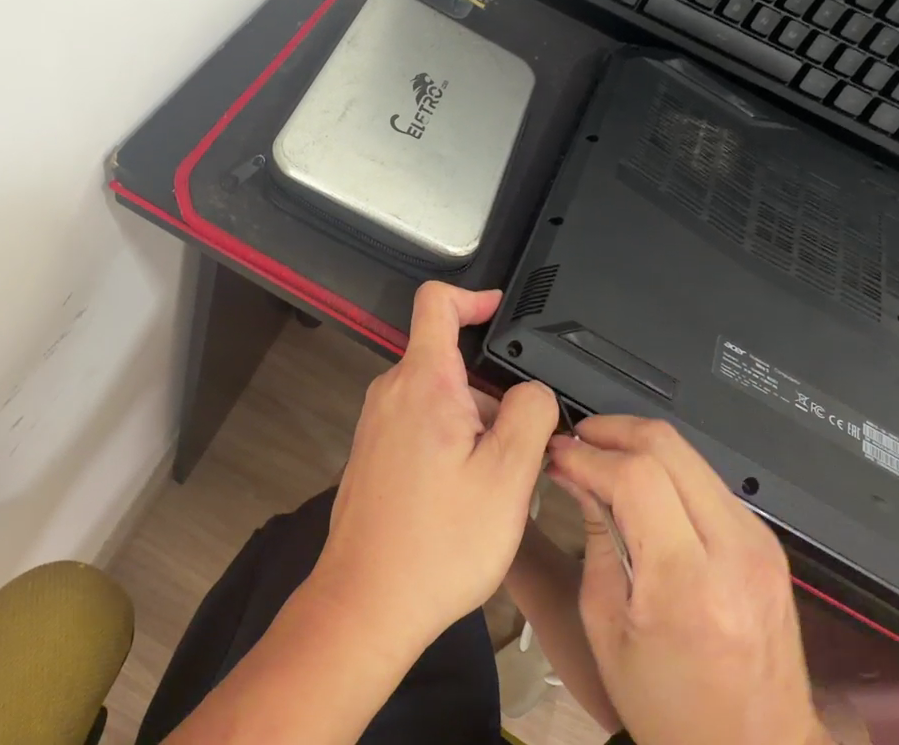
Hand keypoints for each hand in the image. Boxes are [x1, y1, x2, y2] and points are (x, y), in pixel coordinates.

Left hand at [309, 282, 560, 656]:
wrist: (367, 602)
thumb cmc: (438, 544)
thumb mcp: (508, 476)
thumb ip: (530, 414)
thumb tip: (532, 389)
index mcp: (422, 382)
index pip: (437, 303)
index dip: (473, 296)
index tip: (500, 311)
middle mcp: (391, 393)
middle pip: (450, 362)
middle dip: (492, 394)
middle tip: (521, 451)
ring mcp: (377, 425)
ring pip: (439, 399)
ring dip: (476, 427)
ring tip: (495, 488)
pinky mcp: (374, 454)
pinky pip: (421, 427)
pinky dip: (452, 446)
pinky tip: (466, 500)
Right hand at [548, 416, 830, 744]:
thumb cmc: (667, 706)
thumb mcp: (606, 626)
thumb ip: (595, 537)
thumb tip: (576, 475)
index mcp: (688, 584)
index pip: (636, 477)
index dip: (588, 455)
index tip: (555, 454)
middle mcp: (735, 553)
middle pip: (668, 448)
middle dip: (612, 431)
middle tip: (574, 440)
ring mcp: (760, 545)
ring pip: (691, 455)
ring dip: (639, 446)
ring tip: (599, 458)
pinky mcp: (768, 545)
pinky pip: (708, 482)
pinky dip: (667, 470)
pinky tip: (638, 485)